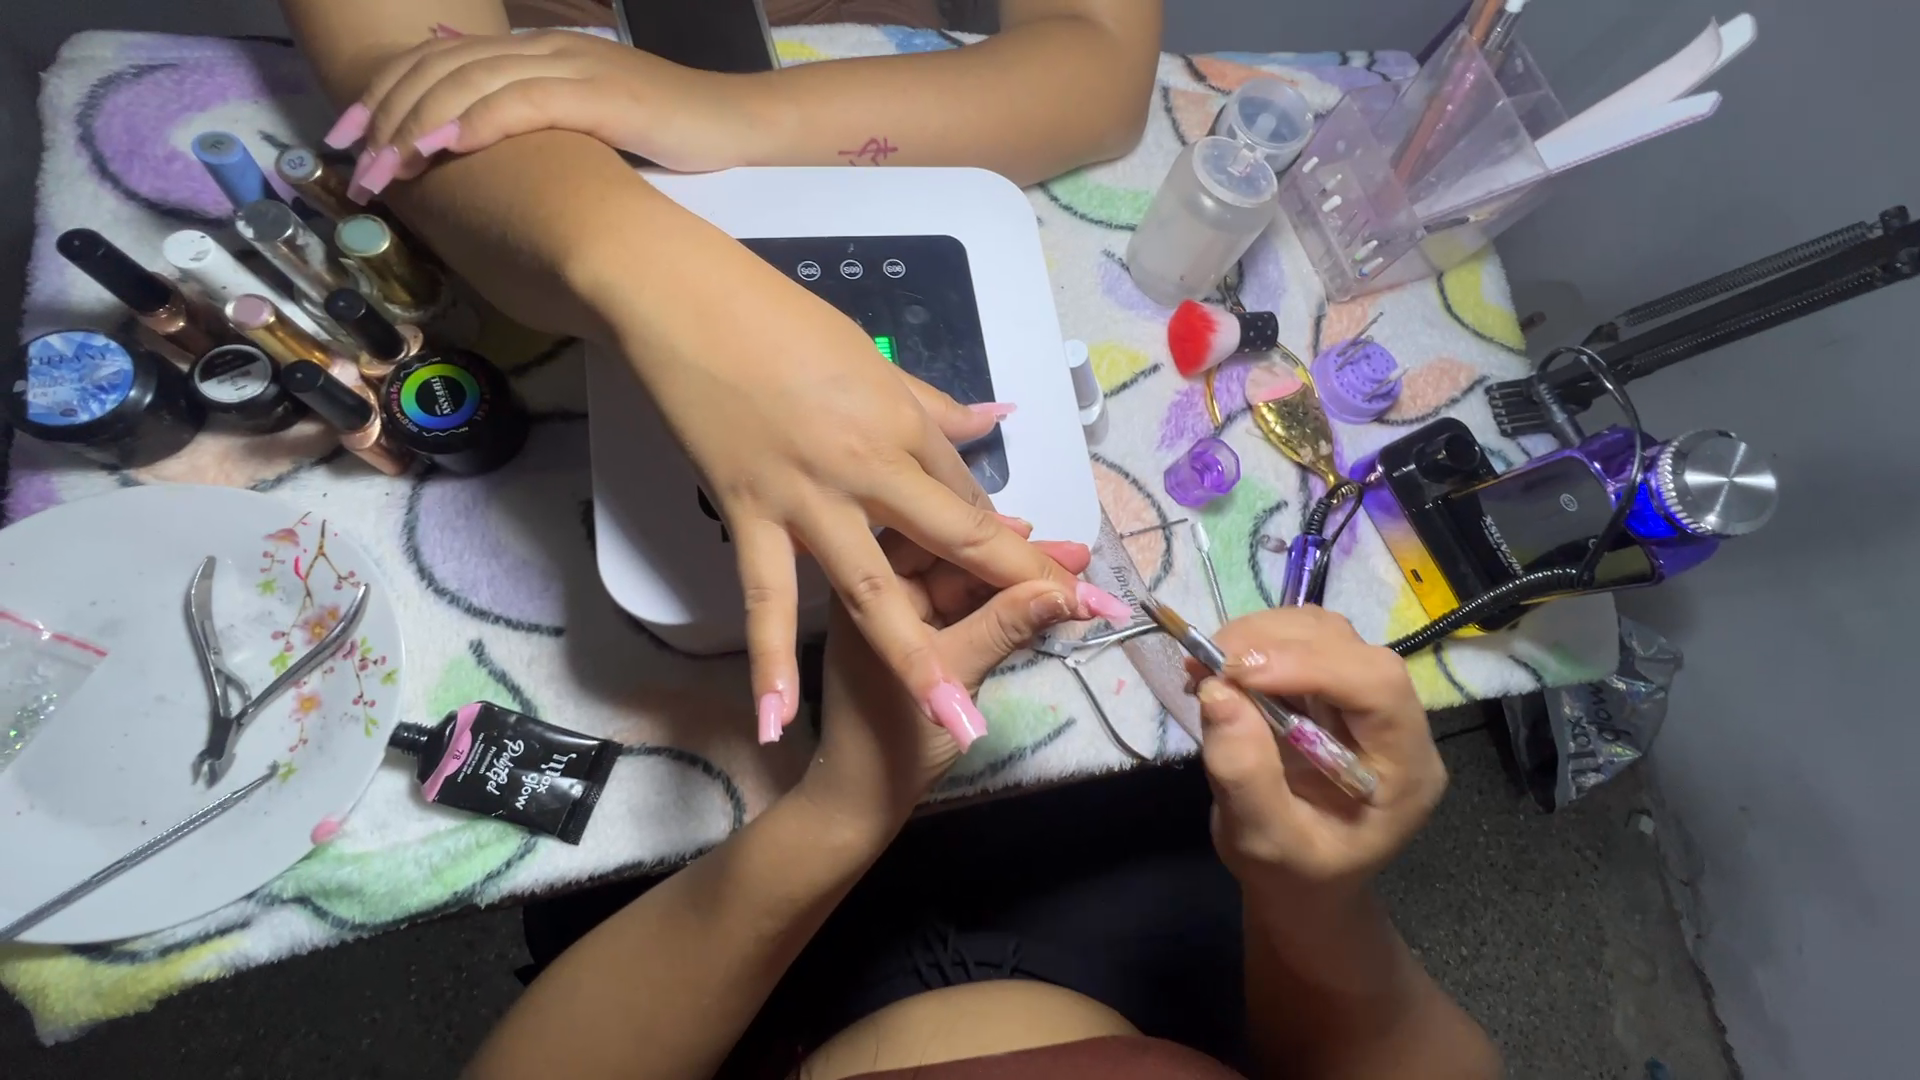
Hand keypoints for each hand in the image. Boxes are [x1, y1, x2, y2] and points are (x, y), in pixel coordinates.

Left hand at [320, 27, 776, 199]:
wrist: (735, 121)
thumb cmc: (676, 130)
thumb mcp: (601, 117)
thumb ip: (550, 116)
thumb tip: (500, 132)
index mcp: (542, 53)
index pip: (448, 65)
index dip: (394, 98)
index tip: (358, 142)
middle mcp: (546, 49)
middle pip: (444, 69)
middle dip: (386, 113)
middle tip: (349, 160)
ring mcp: (571, 68)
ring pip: (471, 84)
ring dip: (418, 124)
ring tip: (383, 166)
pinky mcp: (598, 96)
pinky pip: (522, 103)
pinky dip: (477, 122)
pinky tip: (443, 146)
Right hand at [611, 244, 1104, 744]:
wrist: (685, 301)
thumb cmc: (784, 320)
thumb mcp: (875, 360)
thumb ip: (934, 406)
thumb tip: (995, 420)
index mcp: (905, 424)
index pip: (970, 495)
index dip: (1014, 539)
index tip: (1059, 571)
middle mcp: (872, 469)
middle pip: (957, 538)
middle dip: (1021, 585)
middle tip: (1081, 623)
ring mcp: (810, 501)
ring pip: (875, 589)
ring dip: (917, 659)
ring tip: (957, 719)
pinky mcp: (749, 518)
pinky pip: (764, 598)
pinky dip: (767, 659)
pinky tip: (777, 719)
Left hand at [801, 524, 1093, 828]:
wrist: (864, 800)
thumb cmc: (894, 737)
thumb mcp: (956, 674)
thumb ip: (1008, 625)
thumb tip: (1071, 590)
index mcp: (870, 585)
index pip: (935, 541)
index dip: (993, 537)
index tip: (1044, 536)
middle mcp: (887, 587)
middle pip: (960, 560)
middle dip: (1020, 561)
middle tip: (1079, 557)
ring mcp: (910, 614)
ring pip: (973, 587)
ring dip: (1023, 584)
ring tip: (1079, 572)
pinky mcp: (931, 638)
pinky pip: (974, 612)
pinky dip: (1011, 609)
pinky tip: (1049, 601)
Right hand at [1190, 607, 1445, 900]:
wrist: (1300, 881)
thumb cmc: (1292, 873)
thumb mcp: (1264, 842)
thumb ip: (1245, 776)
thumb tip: (1217, 691)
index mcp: (1405, 767)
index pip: (1376, 685)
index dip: (1309, 664)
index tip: (1235, 671)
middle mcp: (1393, 721)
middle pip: (1348, 647)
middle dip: (1273, 644)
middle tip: (1207, 663)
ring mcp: (1359, 699)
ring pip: (1321, 632)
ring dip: (1259, 636)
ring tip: (1207, 665)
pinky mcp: (1326, 688)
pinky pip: (1296, 642)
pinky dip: (1252, 644)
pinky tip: (1220, 669)